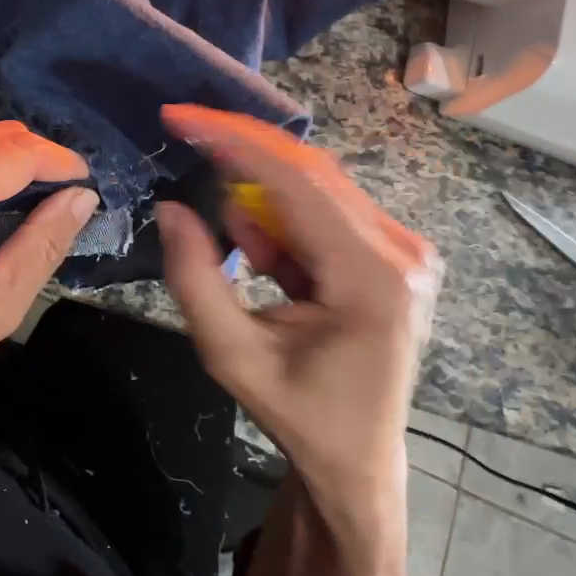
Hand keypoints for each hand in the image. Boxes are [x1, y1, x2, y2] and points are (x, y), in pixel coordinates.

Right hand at [155, 105, 439, 575]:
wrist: (356, 457)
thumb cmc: (296, 411)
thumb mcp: (229, 352)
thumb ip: (194, 276)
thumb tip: (171, 207)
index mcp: (372, 279)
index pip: (296, 184)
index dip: (234, 143)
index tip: (182, 118)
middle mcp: (400, 253)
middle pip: (309, 172)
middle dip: (241, 150)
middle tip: (184, 130)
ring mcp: (403, 252)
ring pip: (313, 188)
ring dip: (260, 200)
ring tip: (246, 260)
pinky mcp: (391, 255)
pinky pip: (322, 211)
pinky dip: (280, 221)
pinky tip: (267, 262)